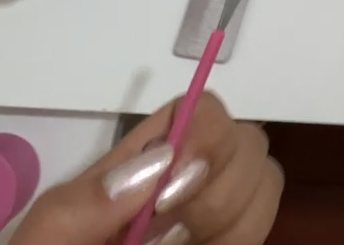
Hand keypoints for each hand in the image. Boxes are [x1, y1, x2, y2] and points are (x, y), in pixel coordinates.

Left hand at [11, 91, 283, 244]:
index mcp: (135, 176)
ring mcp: (210, 229)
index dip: (206, 135)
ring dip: (238, 224)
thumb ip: (76, 210)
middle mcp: (183, 190)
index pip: (199, 112)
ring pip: (267, 185)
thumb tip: (160, 160)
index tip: (169, 196)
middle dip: (225, 188)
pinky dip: (242, 242)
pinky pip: (264, 232)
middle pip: (250, 141)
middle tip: (167, 242)